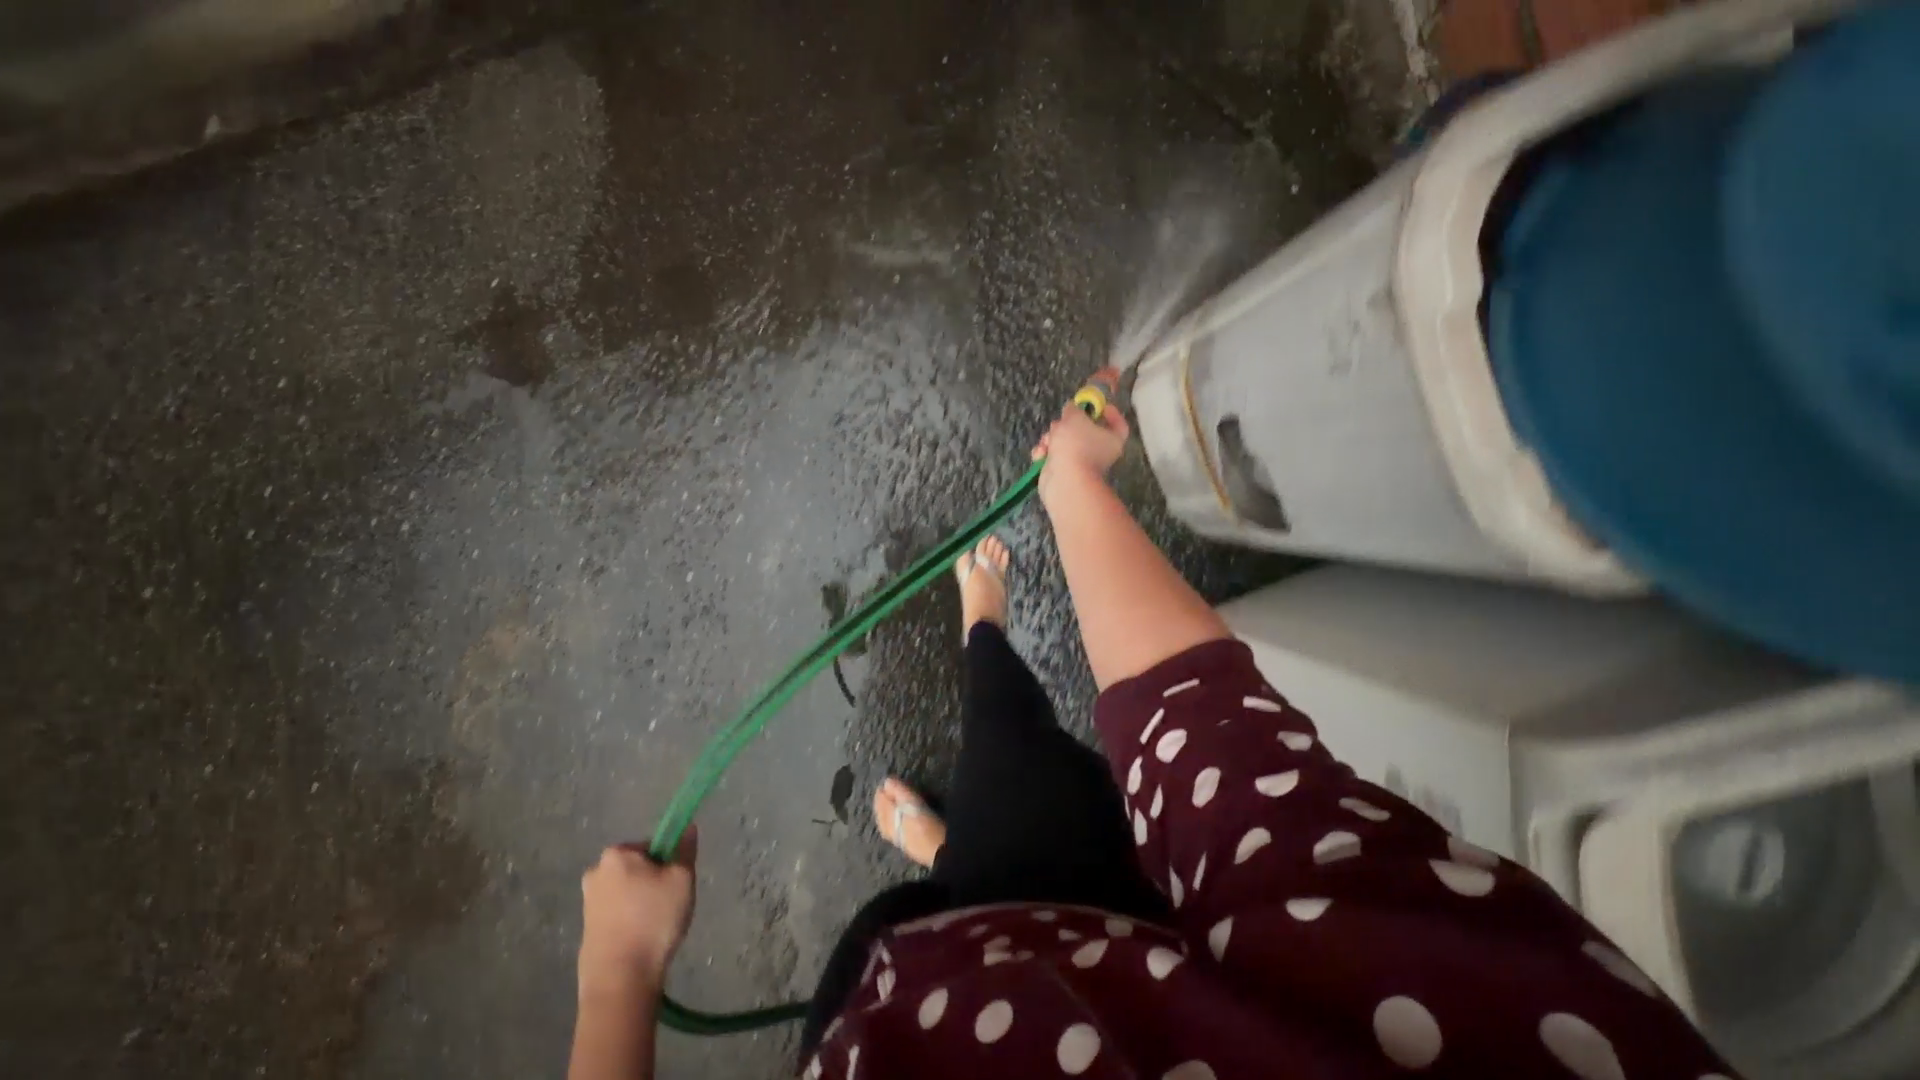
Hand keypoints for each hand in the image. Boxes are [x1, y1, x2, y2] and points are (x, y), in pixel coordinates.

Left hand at [578, 832, 696, 996]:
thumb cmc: (654, 920)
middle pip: (636, 869)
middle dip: (653, 883)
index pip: (652, 846)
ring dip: (642, 904)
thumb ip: (685, 851)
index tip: (677, 884)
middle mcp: (595, 872)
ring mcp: (587, 903)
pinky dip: (630, 923)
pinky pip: (617, 916)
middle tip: (670, 906)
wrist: (620, 978)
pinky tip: (642, 942)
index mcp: (616, 854)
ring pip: (627, 894)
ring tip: (657, 928)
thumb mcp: (682, 880)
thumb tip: (687, 828)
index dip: (669, 863)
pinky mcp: (586, 930)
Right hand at [1033, 368, 1129, 490]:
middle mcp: (1099, 452)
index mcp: (1112, 439)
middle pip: (1083, 430)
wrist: (1065, 481)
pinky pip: (1054, 456)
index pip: (1118, 424)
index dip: (1110, 413)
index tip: (1096, 406)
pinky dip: (1045, 454)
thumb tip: (1071, 409)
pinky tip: (1041, 455)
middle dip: (1066, 425)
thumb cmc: (1077, 445)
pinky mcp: (1064, 471)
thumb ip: (1073, 409)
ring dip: (1051, 438)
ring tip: (1047, 442)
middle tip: (1058, 424)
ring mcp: (1081, 462)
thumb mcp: (1075, 417)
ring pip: (1064, 441)